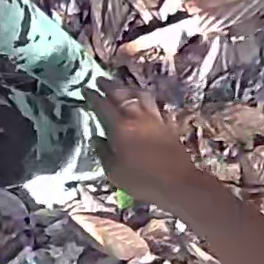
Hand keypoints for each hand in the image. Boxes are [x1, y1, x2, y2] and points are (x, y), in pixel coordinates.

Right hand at [88, 82, 217, 210]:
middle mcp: (137, 118)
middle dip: (109, 86)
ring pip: (140, 95)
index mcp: (120, 128)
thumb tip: (96, 138)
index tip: (85, 88)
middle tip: (100, 80)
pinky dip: (145, 99)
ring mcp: (154, 119)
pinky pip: (153, 105)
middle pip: (122, 95)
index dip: (92, 96)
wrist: (178, 183)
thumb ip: (103, 152)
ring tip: (122, 86)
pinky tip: (143, 102)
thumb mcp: (114, 171)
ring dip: (128, 88)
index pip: (103, 106)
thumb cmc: (142, 180)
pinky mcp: (166, 125)